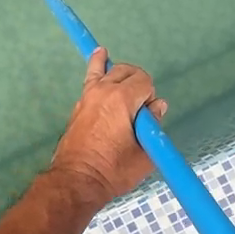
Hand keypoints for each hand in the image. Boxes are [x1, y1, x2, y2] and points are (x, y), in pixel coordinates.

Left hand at [50, 47, 167, 203]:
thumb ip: (154, 126)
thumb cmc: (112, 171)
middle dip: (137, 82)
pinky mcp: (80, 104)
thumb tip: (157, 107)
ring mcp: (89, 96)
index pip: (144, 81)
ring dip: (114, 67)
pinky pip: (91, 78)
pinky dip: (96, 66)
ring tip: (106, 53)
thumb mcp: (145, 154)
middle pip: (126, 71)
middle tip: (139, 107)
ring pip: (105, 69)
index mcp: (122, 100)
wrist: (77, 180)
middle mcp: (104, 91)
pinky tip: (99, 57)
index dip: (149, 96)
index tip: (147, 116)